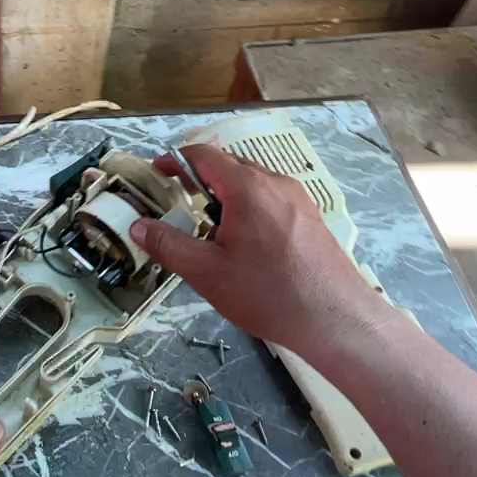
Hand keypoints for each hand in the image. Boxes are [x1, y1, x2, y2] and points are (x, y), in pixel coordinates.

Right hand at [130, 143, 391, 358]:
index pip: (204, 154)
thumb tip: (137, 226)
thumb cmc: (269, 293)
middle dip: (200, 177)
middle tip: (179, 202)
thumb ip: (167, 244)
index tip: (157, 172)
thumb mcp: (206, 272)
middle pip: (229, 164)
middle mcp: (275, 183)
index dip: (176, 160)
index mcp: (247, 187)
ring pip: (252, 181)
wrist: (339, 322)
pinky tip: (245, 240)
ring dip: (225, 192)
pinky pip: (271, 196)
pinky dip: (248, 204)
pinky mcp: (311, 217)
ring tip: (211, 226)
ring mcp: (298, 199)